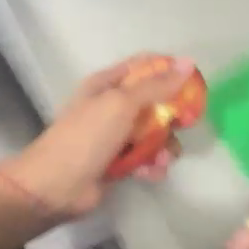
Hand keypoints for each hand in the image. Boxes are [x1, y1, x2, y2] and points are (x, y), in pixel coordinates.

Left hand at [2, 54, 195, 219]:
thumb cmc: (86, 136)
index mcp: (107, 84)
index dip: (169, 69)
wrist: (55, 186)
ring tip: (162, 159)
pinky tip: (150, 173)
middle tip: (186, 124)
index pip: (143, 66)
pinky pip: (146, 158)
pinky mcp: (119, 163)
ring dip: (164, 146)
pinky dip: (152, 165)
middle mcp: (112, 106)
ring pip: (155, 134)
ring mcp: (115, 136)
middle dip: (173, 114)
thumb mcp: (121, 103)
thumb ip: (155, 85)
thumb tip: (187, 63)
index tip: (193, 81)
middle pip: (154, 101)